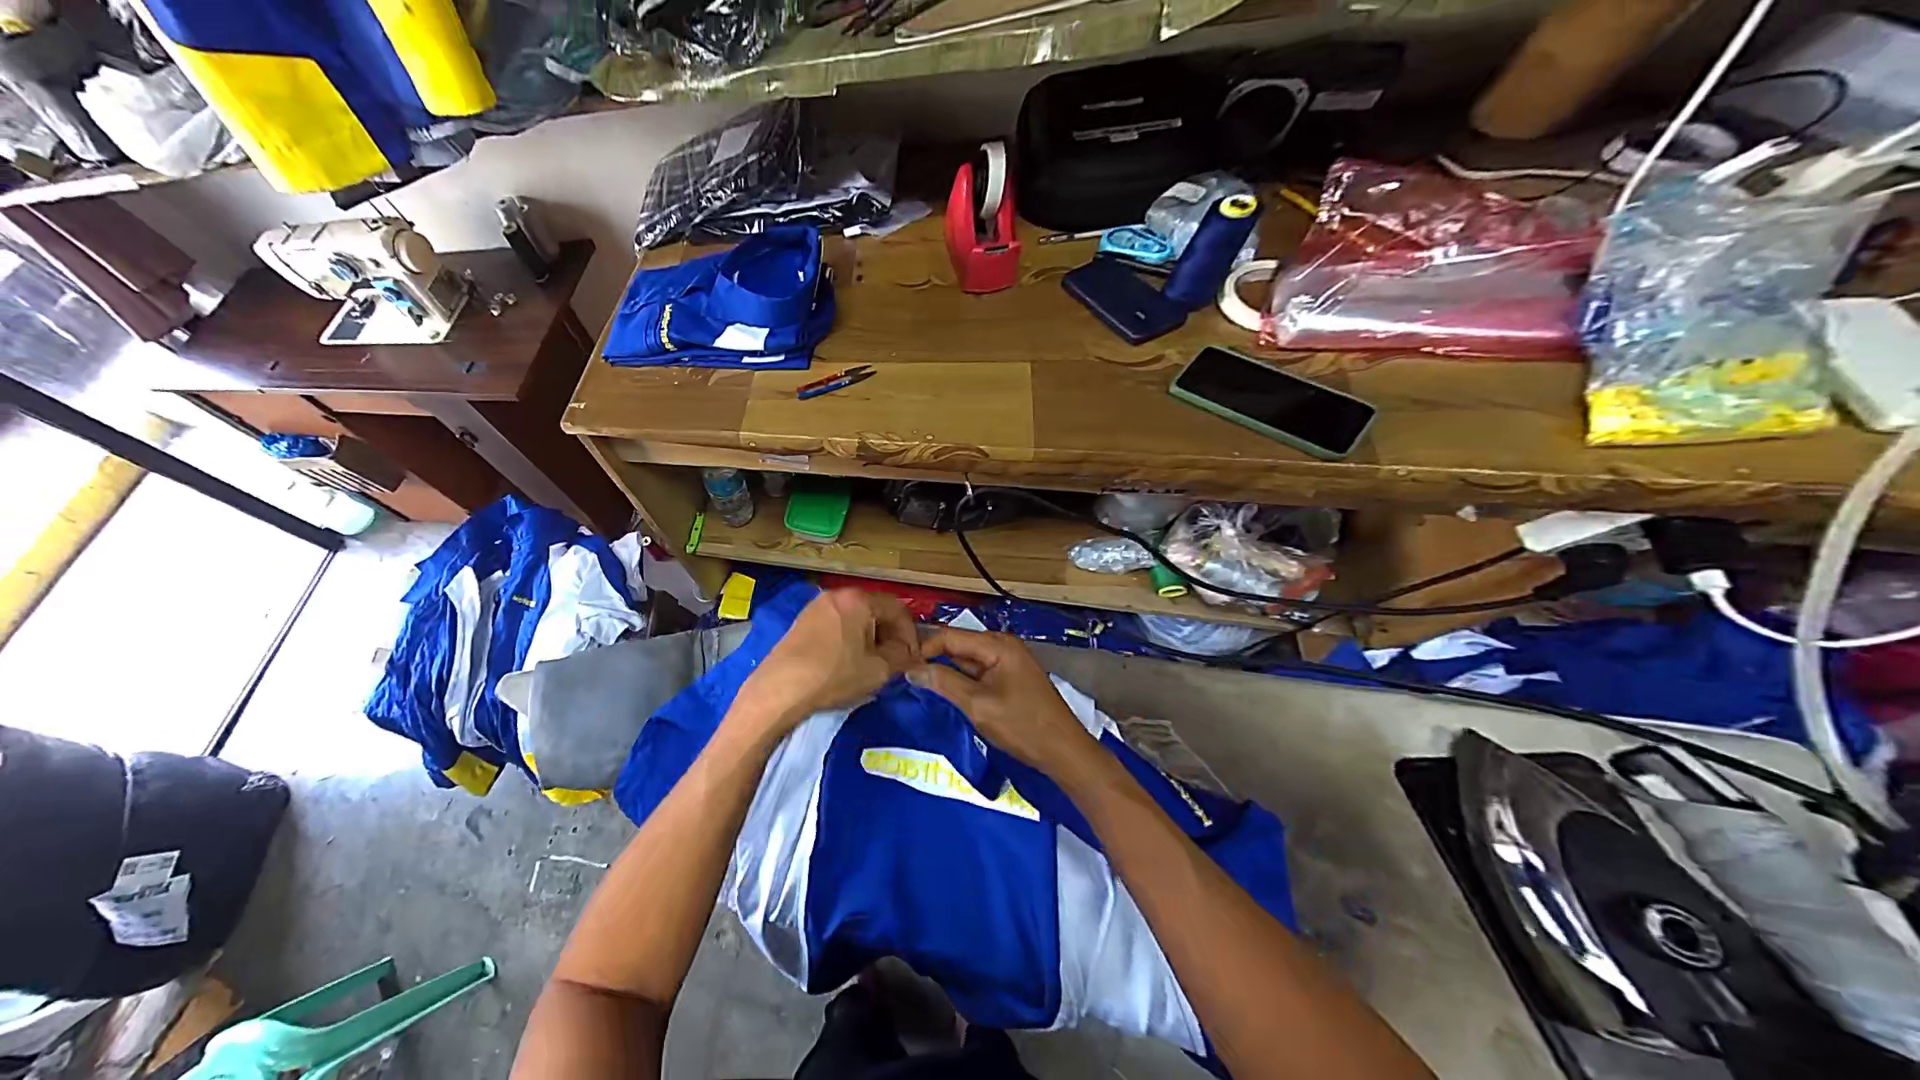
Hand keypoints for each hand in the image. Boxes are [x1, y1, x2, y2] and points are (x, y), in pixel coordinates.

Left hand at [732, 590, 921, 739]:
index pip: (898, 609)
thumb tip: (908, 654)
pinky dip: (849, 640)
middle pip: (875, 610)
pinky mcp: (802, 623)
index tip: (913, 657)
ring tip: (872, 664)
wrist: (779, 690)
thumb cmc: (834, 675)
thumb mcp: (879, 670)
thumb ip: (901, 657)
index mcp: (858, 600)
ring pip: (855, 618)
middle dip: (890, 635)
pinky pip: (837, 625)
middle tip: (895, 661)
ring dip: (870, 638)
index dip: (910, 634)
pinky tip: (848, 663)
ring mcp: (816, 607)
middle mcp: (837, 595)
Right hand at [910, 628, 1101, 779]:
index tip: (900, 669)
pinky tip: (948, 694)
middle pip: (958, 645)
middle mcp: (1003, 645)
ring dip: (946, 671)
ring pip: (967, 660)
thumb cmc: (1023, 726)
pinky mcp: (1010, 677)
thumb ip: (944, 683)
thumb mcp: (978, 706)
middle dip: (933, 659)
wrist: (1064, 750)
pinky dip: (962, 680)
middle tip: (906, 678)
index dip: (923, 650)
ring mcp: (1008, 661)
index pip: (949, 635)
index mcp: (997, 645)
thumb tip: (911, 670)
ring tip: (921, 687)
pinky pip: (979, 672)